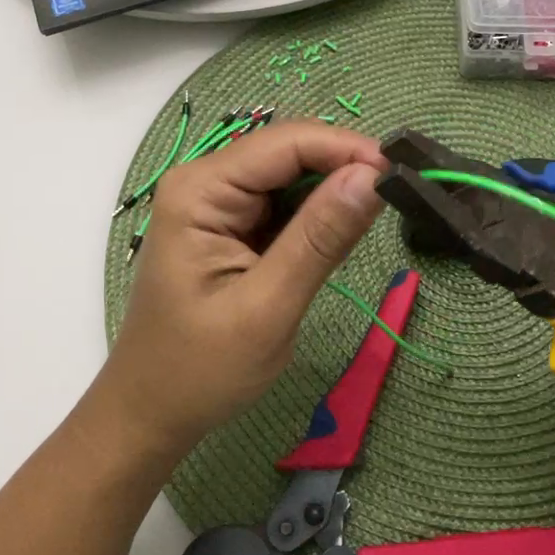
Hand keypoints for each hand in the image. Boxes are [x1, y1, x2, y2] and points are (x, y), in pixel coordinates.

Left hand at [92, 122, 387, 459]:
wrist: (152, 412)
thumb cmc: (200, 369)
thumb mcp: (268, 307)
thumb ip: (320, 239)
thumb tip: (371, 177)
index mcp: (200, 190)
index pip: (287, 143)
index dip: (347, 149)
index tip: (403, 173)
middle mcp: (205, 182)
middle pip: (289, 152)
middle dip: (344, 169)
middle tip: (399, 198)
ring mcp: (215, 203)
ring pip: (291, 177)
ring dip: (332, 194)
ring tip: (374, 221)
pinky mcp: (229, 226)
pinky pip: (283, 204)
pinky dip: (315, 218)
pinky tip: (335, 241)